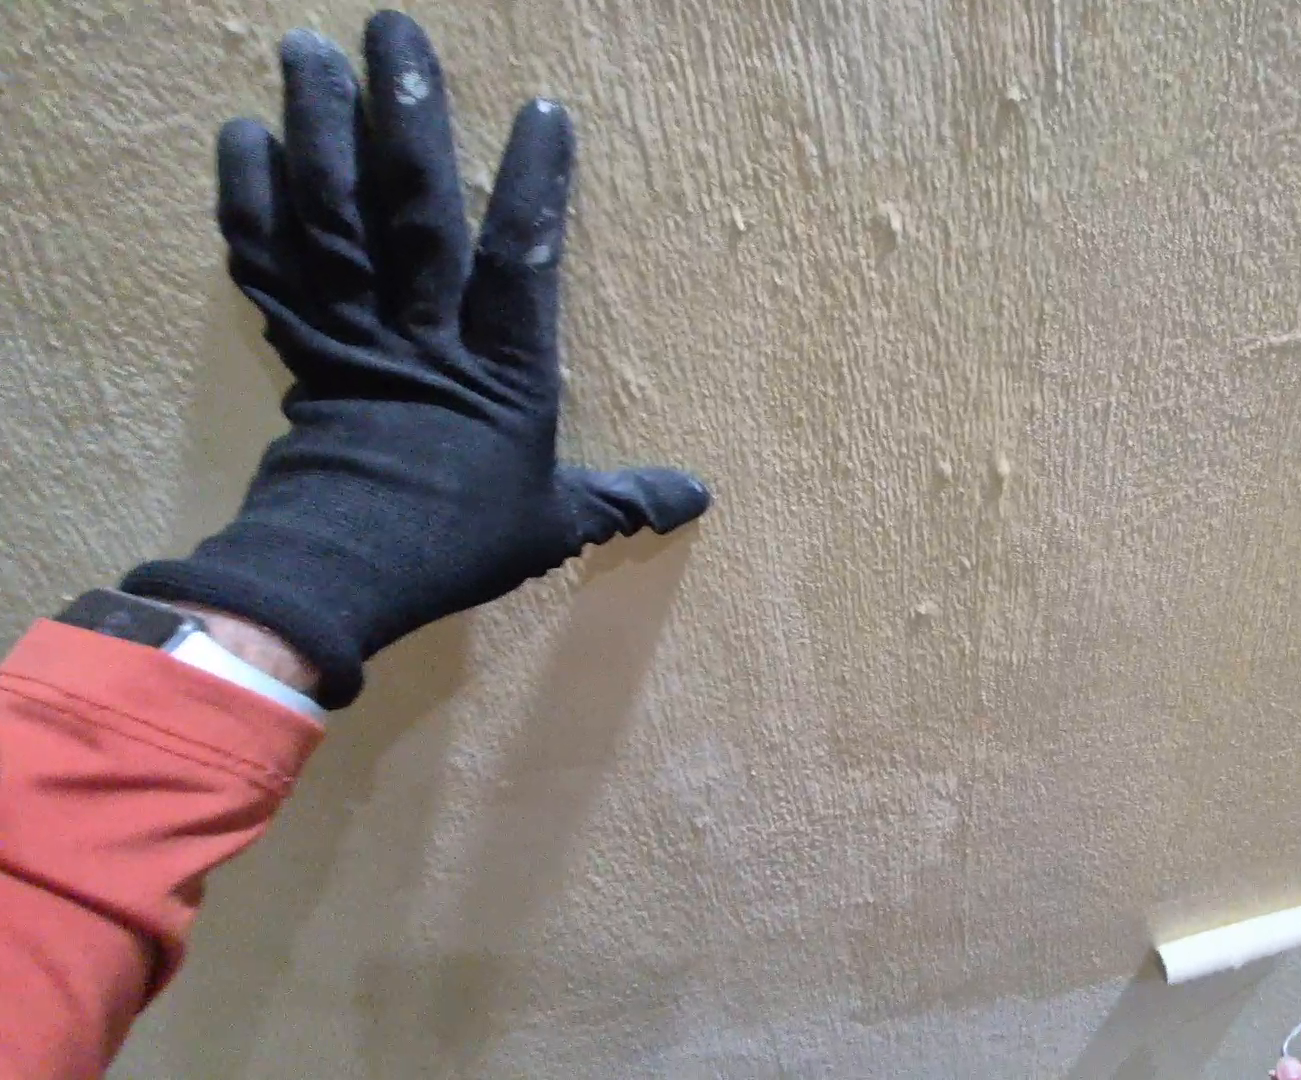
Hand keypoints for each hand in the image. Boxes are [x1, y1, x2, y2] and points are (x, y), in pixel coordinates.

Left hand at [123, 11, 708, 707]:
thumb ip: (628, 499)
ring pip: (332, 222)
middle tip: (395, 32)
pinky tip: (246, 137)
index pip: (521, 263)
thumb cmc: (464, 540)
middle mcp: (426, 336)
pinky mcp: (301, 350)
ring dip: (319, 133)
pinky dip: (253, 200)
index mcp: (502, 372)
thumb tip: (702, 499)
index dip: (532, 187)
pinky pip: (272, 265)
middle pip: (414, 216)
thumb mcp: (561, 521)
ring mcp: (354, 336)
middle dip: (408, 123)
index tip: (542, 112)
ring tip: (307, 49)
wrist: (342, 574)